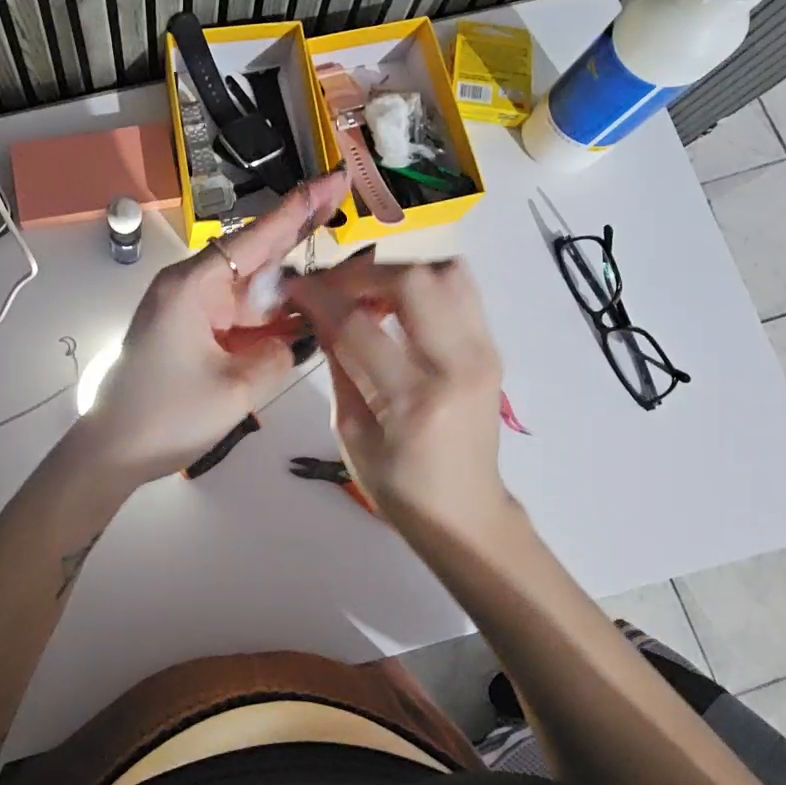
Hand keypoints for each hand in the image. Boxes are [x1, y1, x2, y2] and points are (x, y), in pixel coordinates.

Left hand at [74, 173, 351, 484]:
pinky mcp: (189, 334)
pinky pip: (236, 316)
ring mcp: (187, 311)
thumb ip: (275, 358)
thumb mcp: (234, 391)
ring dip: (287, 286)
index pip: (255, 239)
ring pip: (248, 289)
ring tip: (338, 270)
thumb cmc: (166, 417)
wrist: (110, 453)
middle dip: (299, 236)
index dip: (299, 210)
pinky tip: (302, 314)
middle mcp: (189, 289)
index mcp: (193, 288)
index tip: (334, 178)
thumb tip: (288, 342)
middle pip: (254, 257)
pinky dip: (267, 317)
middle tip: (343, 203)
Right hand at [284, 254, 511, 538]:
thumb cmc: (398, 487)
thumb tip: (317, 314)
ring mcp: (483, 353)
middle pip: (413, 281)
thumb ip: (339, 366)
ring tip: (368, 294)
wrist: (465, 511)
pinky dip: (425, 285)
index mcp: (413, 399)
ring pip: (446, 273)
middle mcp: (456, 366)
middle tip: (332, 289)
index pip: (359, 325)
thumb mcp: (351, 432)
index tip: (293, 287)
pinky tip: (397, 306)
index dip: (319, 298)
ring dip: (398, 273)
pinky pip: (461, 290)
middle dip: (362, 274)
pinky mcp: (492, 349)